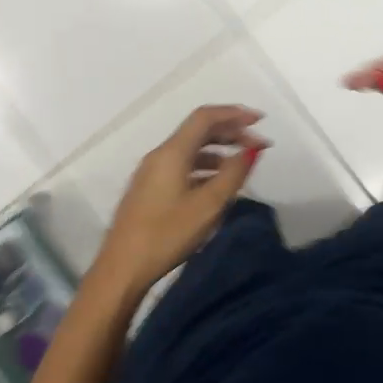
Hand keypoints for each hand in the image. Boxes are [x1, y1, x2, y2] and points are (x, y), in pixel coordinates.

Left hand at [94, 105, 268, 294]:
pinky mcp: (149, 189)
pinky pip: (182, 166)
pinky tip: (217, 185)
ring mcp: (152, 172)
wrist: (122, 269)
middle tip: (257, 146)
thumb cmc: (167, 235)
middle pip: (198, 131)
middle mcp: (160, 155)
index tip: (260, 121)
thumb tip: (252, 149)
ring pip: (191, 150)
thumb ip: (233, 174)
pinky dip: (205, 167)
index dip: (234, 114)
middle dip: (230, 132)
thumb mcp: (208, 206)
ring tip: (241, 166)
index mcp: (172, 152)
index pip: (205, 117)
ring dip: (219, 151)